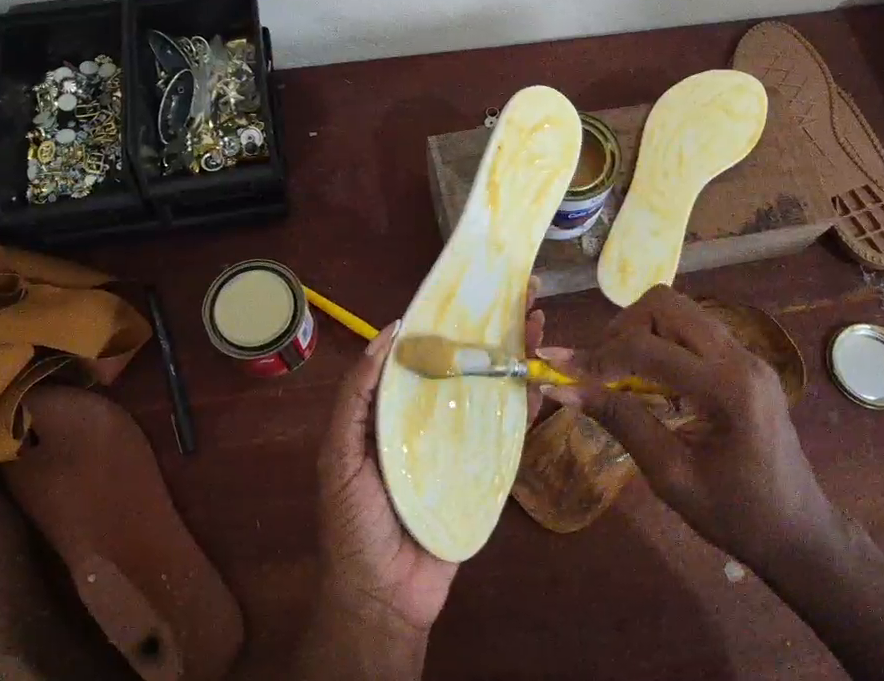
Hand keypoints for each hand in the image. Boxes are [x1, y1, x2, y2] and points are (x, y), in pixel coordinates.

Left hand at [311, 282, 545, 636]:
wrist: (385, 594)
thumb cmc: (354, 522)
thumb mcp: (340, 455)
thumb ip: (356, 398)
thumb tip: (387, 336)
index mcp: (393, 407)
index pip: (423, 352)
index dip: (447, 320)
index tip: (471, 289)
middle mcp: (429, 415)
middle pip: (465, 363)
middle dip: (493, 327)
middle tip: (524, 294)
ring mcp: (460, 441)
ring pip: (492, 387)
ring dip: (516, 353)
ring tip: (540, 321)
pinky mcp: (486, 469)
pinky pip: (509, 430)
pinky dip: (528, 401)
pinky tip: (543, 376)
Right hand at [542, 286, 837, 568]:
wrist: (800, 534)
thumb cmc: (737, 516)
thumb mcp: (671, 475)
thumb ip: (619, 421)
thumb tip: (562, 388)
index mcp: (728, 388)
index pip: (647, 349)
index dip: (594, 357)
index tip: (555, 365)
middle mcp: (741, 358)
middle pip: (666, 304)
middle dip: (622, 329)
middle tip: (601, 369)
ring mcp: (747, 356)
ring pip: (679, 311)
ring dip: (641, 332)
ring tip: (622, 375)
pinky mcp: (745, 363)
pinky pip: (693, 330)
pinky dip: (662, 343)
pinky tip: (652, 382)